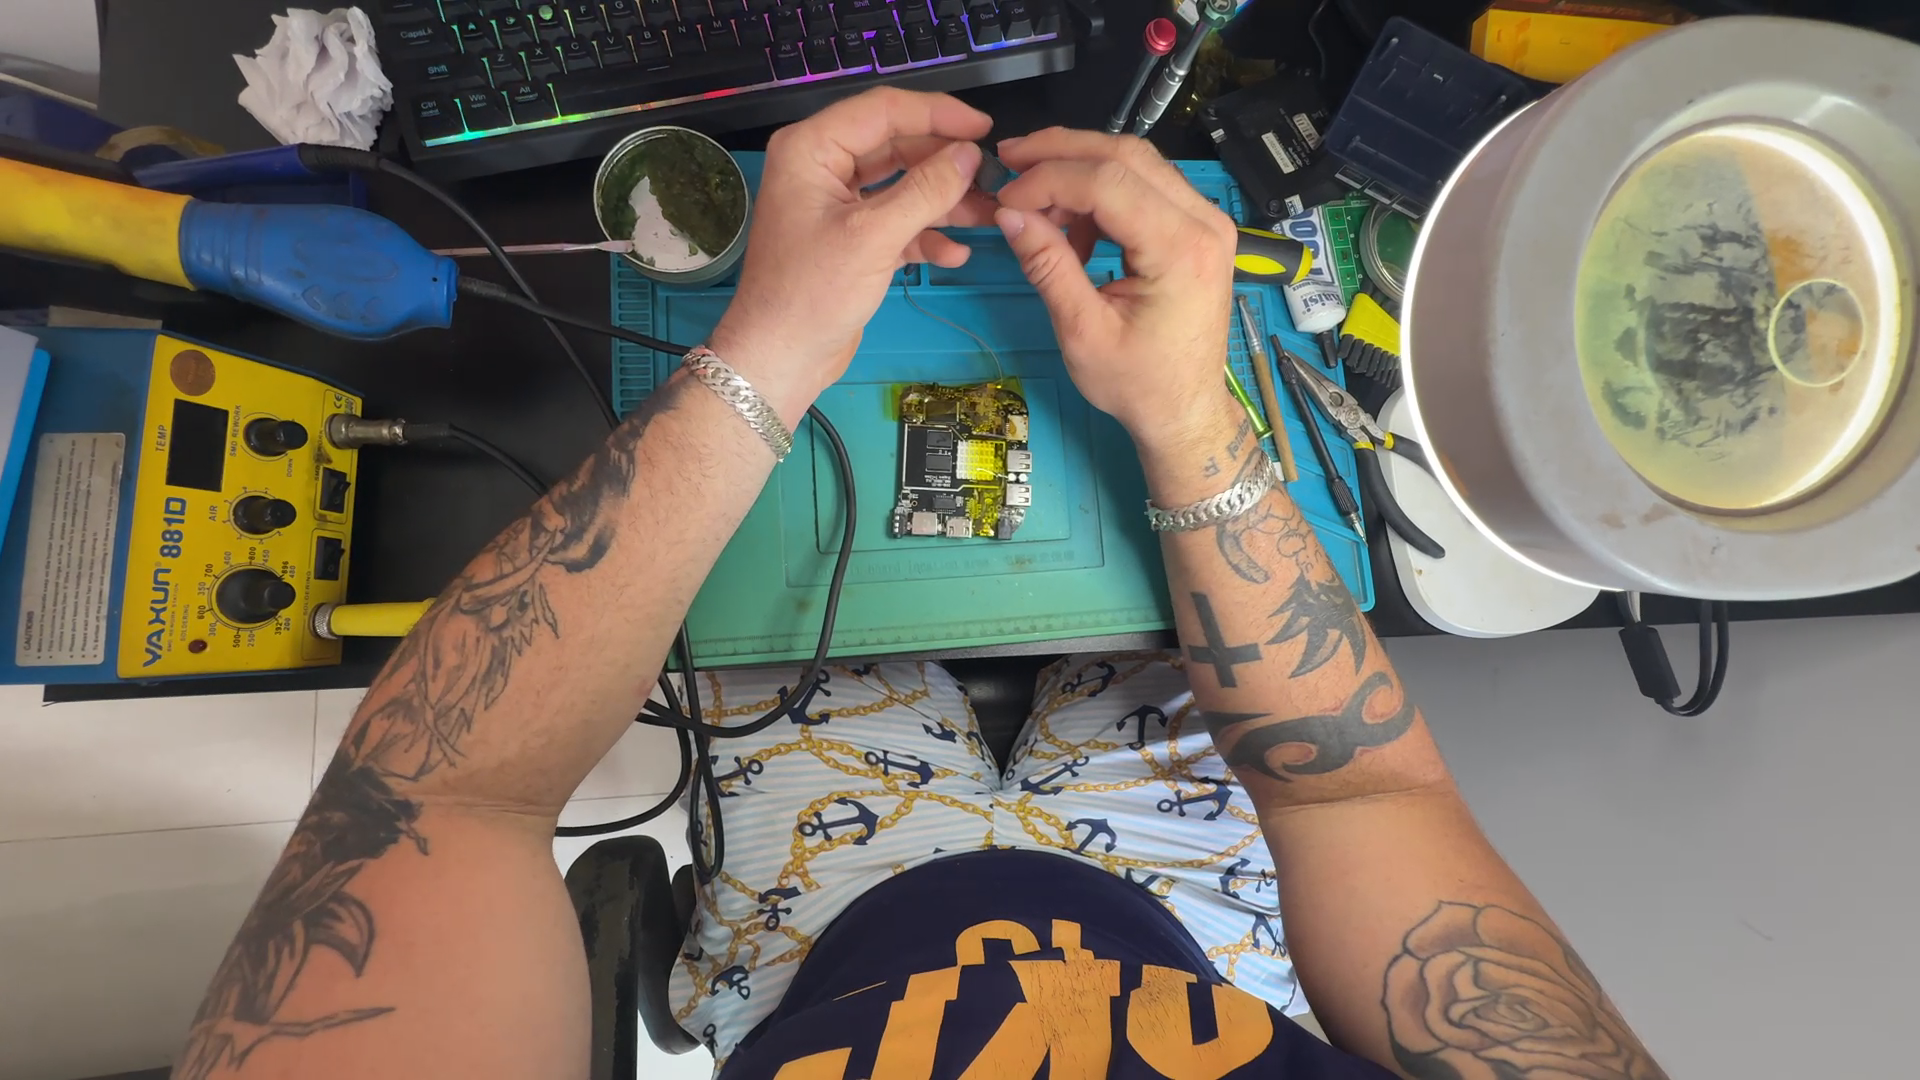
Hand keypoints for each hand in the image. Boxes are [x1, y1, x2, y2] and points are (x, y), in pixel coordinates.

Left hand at [706, 89, 994, 425]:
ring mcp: (840, 209)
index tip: (984, 128)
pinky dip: (925, 238)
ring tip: (987, 217)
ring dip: (943, 203)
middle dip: (945, 165)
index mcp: (813, 149)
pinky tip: (955, 255)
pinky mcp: (853, 244)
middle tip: (992, 177)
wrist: (782, 357)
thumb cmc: (813, 293)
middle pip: (897, 148)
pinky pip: (897, 227)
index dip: (937, 114)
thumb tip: (969, 154)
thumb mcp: (873, 237)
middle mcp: (824, 170)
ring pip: (902, 190)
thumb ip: (925, 191)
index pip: (884, 111)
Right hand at [992, 129, 1239, 448]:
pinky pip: (1146, 188)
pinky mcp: (1197, 229)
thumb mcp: (1081, 332)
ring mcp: (1206, 221)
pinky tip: (1076, 229)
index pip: (1107, 181)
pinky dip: (1103, 196)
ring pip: (1136, 164)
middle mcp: (1204, 221)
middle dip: (1062, 153)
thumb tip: (1008, 214)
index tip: (1006, 196)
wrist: (1183, 409)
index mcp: (1179, 249)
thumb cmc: (1136, 384)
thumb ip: (1047, 266)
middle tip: (1010, 161)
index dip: (1048, 179)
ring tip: (1036, 203)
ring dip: (1080, 172)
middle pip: (1125, 155)